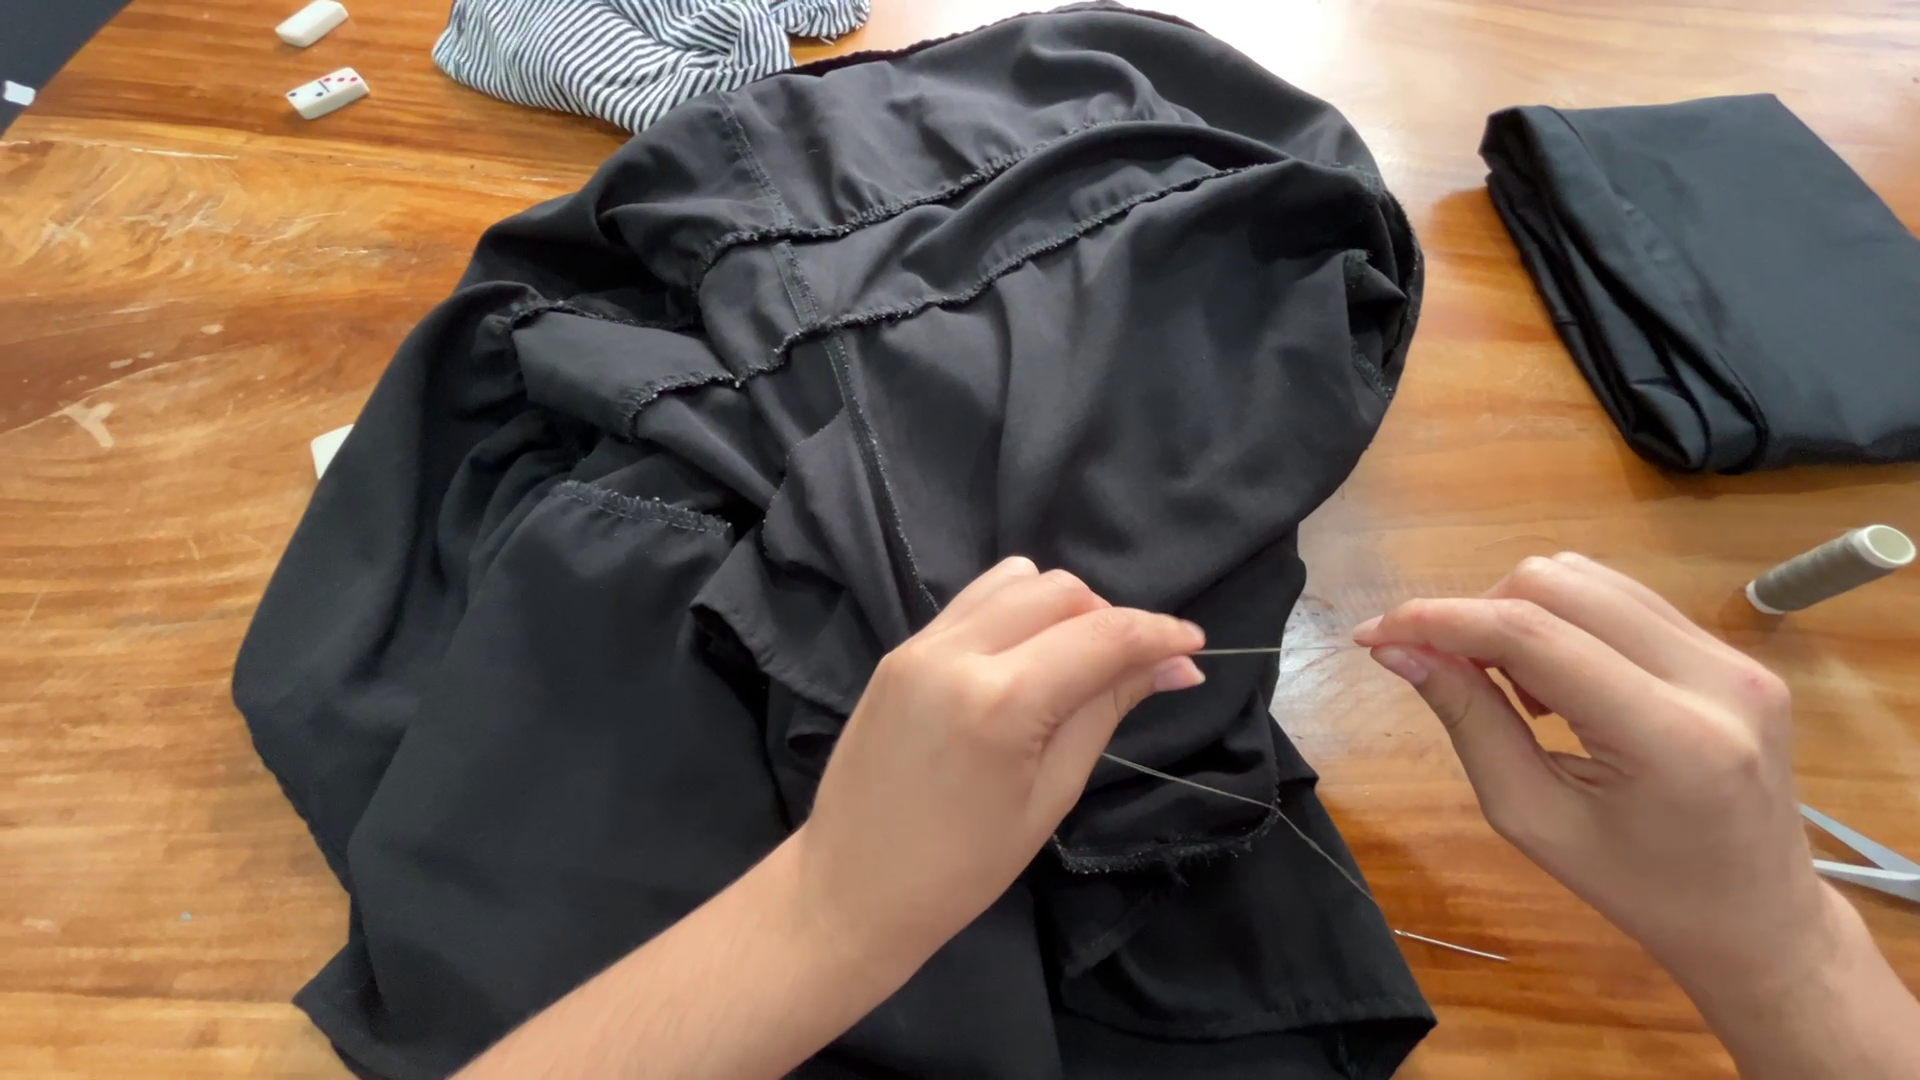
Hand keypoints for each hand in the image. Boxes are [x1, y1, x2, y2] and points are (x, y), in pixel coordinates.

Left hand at [793, 556, 1205, 971]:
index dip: (1158, 633)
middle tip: (1127, 666)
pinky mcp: (900, 649)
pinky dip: (1014, 611)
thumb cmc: (962, 866)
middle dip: (1107, 616)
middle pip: (1058, 589)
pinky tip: (1024, 656)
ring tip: (1073, 658)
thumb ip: (1107, 709)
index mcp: (1000, 699)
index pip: (1101, 635)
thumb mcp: (1051, 793)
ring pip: (1013, 580)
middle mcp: (955, 651)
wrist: (850, 886)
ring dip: (1060, 605)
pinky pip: (973, 601)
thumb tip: (1173, 666)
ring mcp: (919, 644)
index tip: (1193, 644)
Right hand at [1351, 553, 1834, 982]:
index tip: (1371, 635)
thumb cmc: (1632, 884)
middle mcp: (1716, 677)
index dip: (1434, 620)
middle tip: (1450, 674)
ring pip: (1579, 576)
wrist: (1757, 919)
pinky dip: (1555, 618)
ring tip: (1512, 684)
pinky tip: (1554, 675)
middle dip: (1472, 615)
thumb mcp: (1526, 812)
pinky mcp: (1737, 651)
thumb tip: (1393, 648)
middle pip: (1550, 584)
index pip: (1527, 633)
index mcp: (1669, 736)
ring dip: (1514, 613)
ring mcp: (1747, 657)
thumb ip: (1465, 717)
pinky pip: (1615, 595)